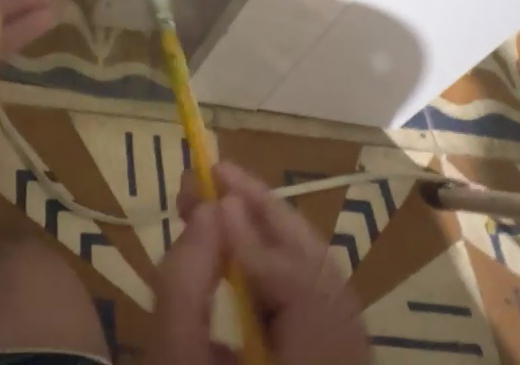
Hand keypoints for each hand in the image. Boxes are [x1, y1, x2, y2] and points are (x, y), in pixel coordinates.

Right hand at [156, 163, 369, 364]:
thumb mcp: (174, 358)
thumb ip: (186, 282)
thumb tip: (213, 210)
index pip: (305, 294)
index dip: (261, 239)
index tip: (210, 191)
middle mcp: (343, 364)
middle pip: (322, 277)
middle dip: (267, 217)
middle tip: (210, 174)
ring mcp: (345, 364)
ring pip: (320, 284)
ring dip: (269, 234)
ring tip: (214, 199)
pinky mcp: (331, 362)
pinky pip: (312, 302)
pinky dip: (274, 265)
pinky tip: (236, 245)